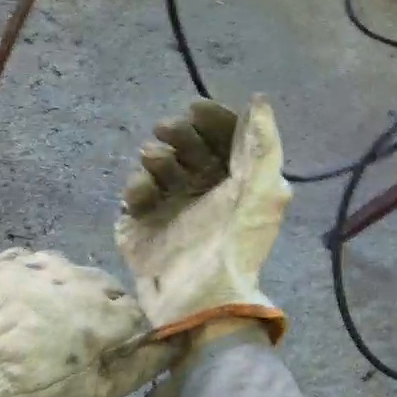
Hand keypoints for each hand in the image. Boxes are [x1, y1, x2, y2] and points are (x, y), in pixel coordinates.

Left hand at [0, 249, 178, 396]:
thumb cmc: (39, 388)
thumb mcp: (99, 389)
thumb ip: (143, 364)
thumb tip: (174, 345)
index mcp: (105, 313)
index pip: (134, 314)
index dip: (124, 334)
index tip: (108, 350)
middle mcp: (78, 279)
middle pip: (105, 288)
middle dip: (99, 310)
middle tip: (75, 339)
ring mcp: (42, 264)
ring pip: (72, 272)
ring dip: (68, 291)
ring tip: (46, 321)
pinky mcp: (11, 260)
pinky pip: (36, 263)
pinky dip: (36, 279)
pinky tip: (24, 303)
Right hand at [114, 96, 290, 343]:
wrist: (198, 297)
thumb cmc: (237, 244)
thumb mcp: (264, 192)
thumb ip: (264, 145)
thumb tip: (258, 99)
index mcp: (234, 180)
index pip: (222, 138)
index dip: (210, 118)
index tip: (195, 108)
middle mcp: (201, 188)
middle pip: (185, 144)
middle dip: (177, 131)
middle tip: (168, 131)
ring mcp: (168, 204)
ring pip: (155, 163)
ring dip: (156, 156)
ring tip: (157, 163)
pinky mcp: (139, 221)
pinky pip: (132, 191)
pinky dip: (136, 187)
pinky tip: (142, 198)